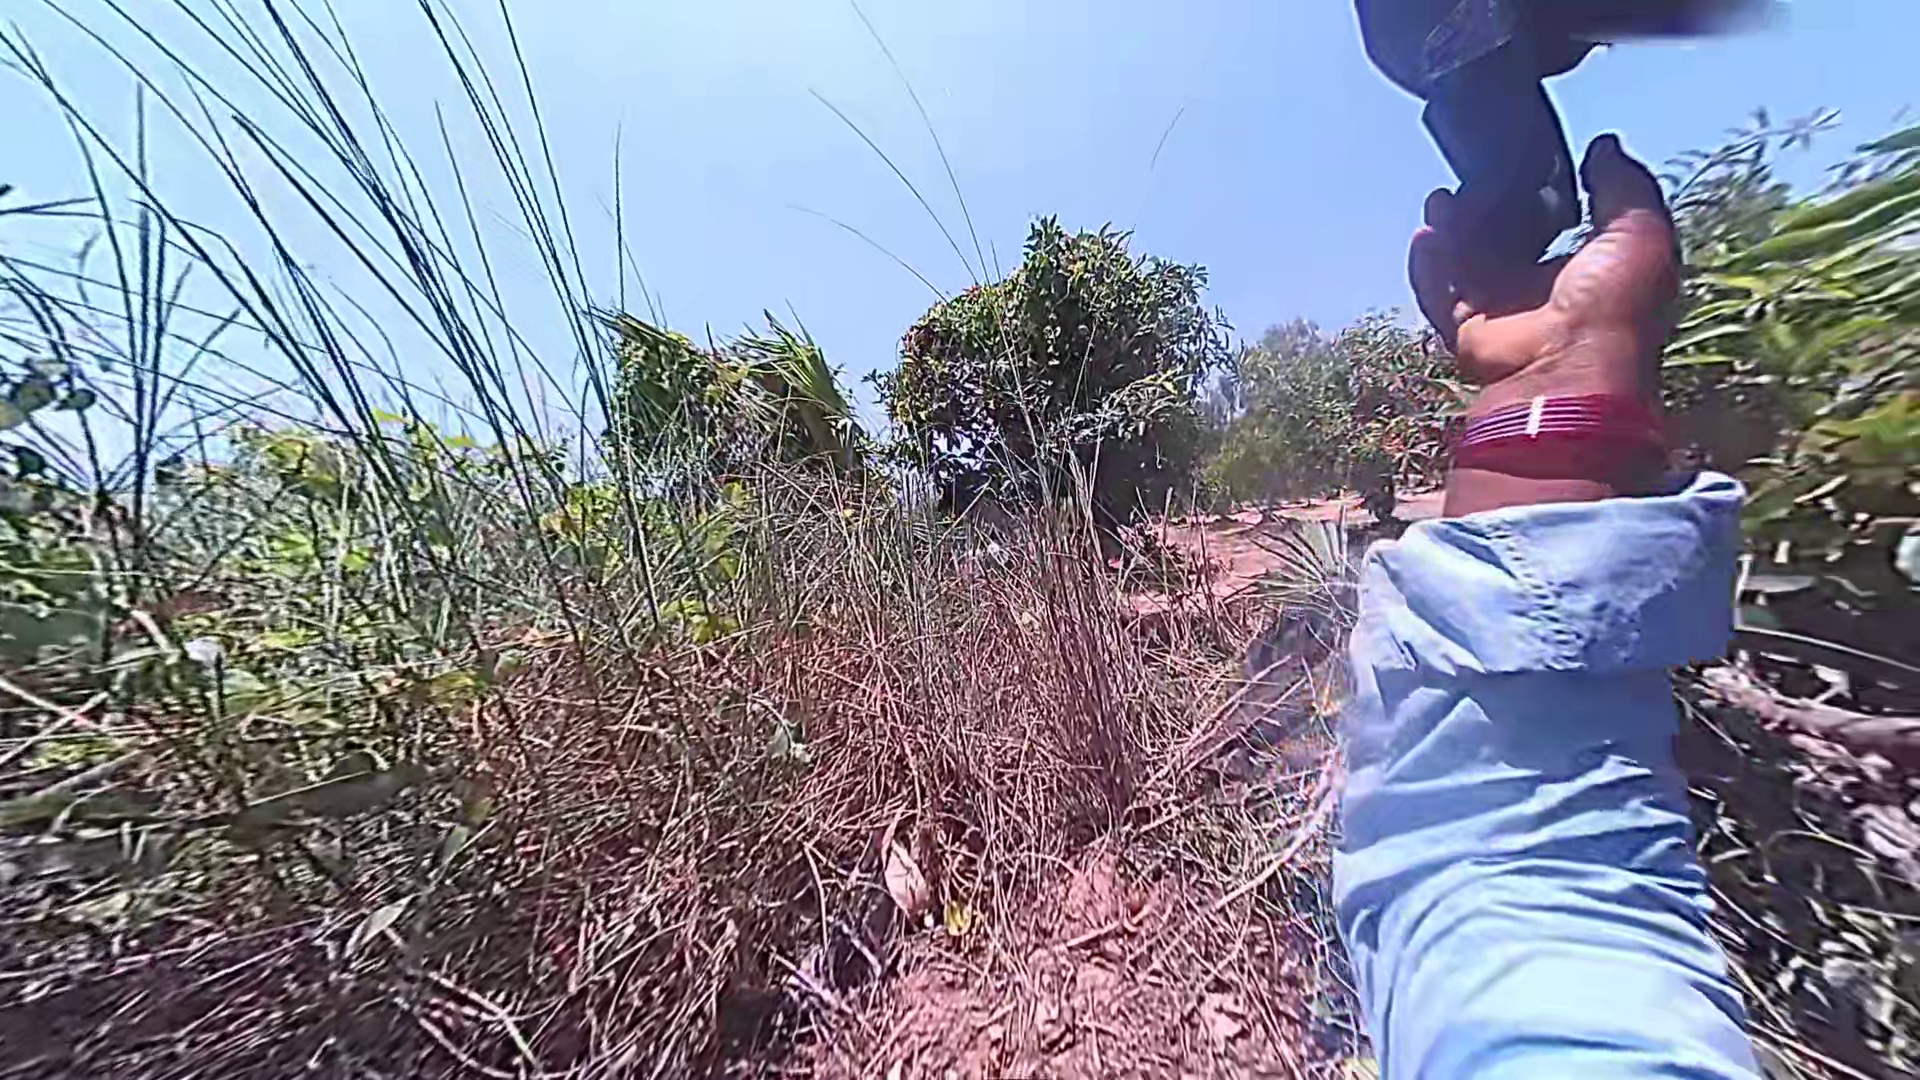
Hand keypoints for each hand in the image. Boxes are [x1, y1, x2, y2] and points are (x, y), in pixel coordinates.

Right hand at [1410, 134, 1678, 414]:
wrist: (1569, 361)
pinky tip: (1423, 237)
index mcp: (1577, 266)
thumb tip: (1602, 144)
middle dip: (1480, 214)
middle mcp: (1531, 288)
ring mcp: (1494, 310)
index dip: (1528, 197)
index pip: (1545, 224)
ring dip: (1448, 234)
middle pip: (1496, 243)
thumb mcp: (1639, 228)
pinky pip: (1437, 294)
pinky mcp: (1462, 327)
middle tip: (1466, 183)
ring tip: (1437, 201)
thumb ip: (1622, 185)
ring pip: (1462, 265)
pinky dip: (1426, 269)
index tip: (1514, 169)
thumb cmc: (1616, 301)